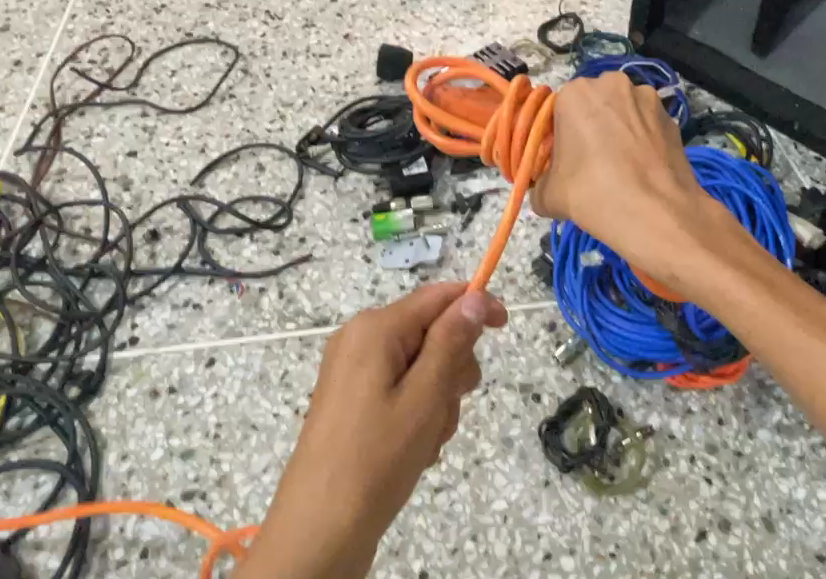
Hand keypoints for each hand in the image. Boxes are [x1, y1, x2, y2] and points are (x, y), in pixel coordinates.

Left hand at [234, 283, 507, 578]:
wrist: (320, 529)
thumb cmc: (376, 458)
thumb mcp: (424, 397)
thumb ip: (452, 342)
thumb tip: (475, 297)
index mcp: (375, 328)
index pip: (438, 297)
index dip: (476, 305)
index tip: (506, 326)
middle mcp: (361, 339)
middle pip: (431, 332)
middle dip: (452, 370)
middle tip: (445, 409)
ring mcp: (354, 370)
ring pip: (422, 365)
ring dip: (437, 399)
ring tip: (425, 439)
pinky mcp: (352, 399)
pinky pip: (401, 388)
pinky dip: (417, 412)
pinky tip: (411, 449)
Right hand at [530, 74, 751, 297]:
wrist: (656, 214)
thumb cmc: (592, 193)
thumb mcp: (547, 196)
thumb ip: (539, 184)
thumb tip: (544, 189)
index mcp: (576, 92)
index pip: (558, 110)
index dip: (558, 136)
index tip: (562, 161)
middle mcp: (613, 84)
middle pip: (594, 105)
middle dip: (591, 127)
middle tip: (590, 164)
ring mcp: (648, 99)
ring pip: (624, 113)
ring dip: (620, 131)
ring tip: (621, 168)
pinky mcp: (672, 118)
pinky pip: (648, 126)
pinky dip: (643, 142)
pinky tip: (642, 170)